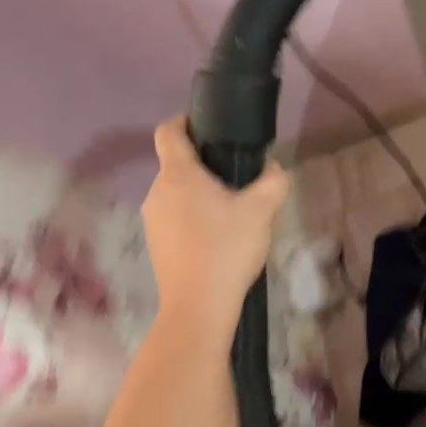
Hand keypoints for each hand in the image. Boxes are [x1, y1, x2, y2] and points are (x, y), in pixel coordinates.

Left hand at [141, 116, 289, 328]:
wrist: (199, 305)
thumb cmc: (226, 248)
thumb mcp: (262, 210)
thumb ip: (272, 181)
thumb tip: (272, 169)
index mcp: (178, 175)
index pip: (169, 132)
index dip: (185, 121)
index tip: (208, 124)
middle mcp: (158, 192)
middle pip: (178, 165)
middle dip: (206, 167)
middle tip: (242, 179)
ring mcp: (153, 220)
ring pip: (179, 194)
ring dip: (203, 195)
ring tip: (235, 212)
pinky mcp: (157, 244)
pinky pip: (177, 217)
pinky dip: (196, 218)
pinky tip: (221, 238)